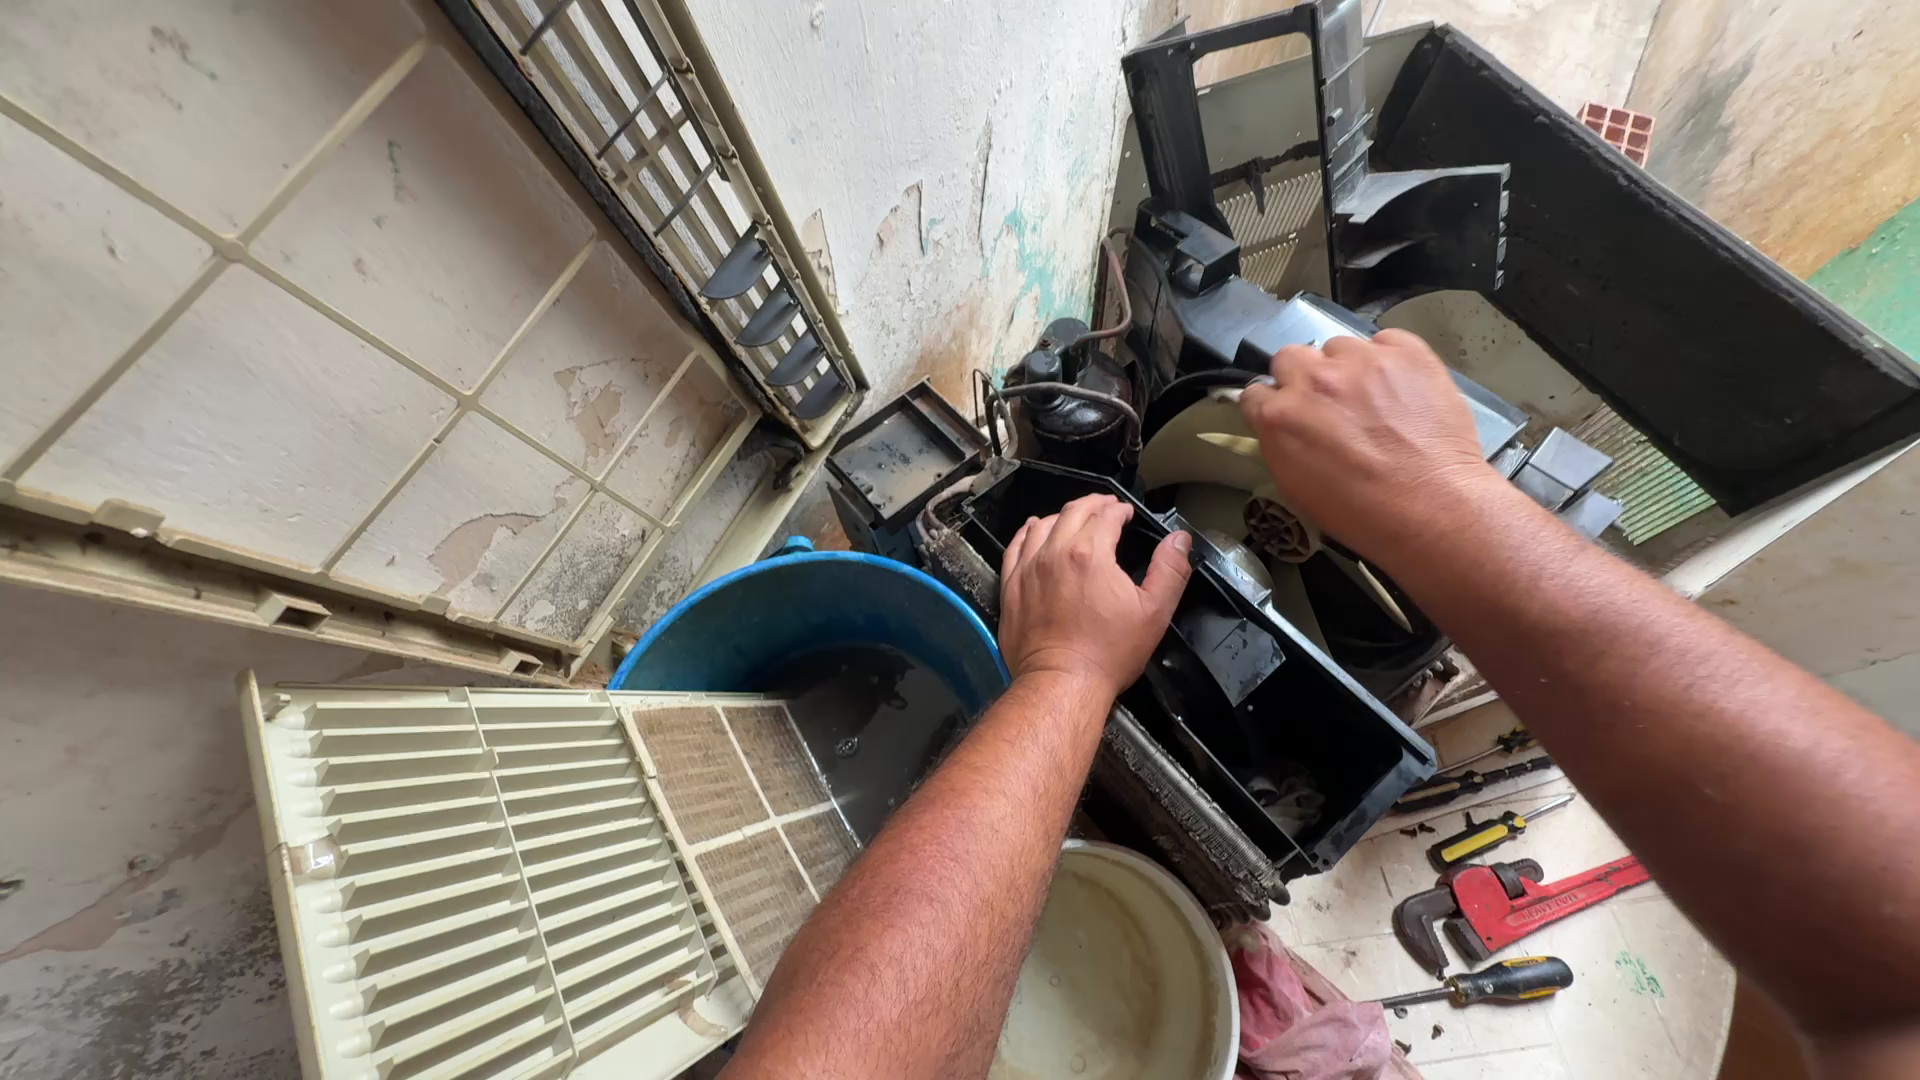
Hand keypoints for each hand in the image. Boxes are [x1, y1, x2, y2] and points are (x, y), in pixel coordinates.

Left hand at [997, 494, 1192, 699]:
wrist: (1061, 682)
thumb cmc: (1108, 652)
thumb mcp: (1153, 612)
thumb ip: (1170, 571)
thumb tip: (1179, 539)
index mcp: (1090, 553)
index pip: (1105, 515)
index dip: (1119, 509)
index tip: (1126, 514)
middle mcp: (1054, 553)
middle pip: (1072, 512)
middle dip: (1093, 504)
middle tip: (1105, 506)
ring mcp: (1028, 569)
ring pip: (1042, 525)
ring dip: (1062, 516)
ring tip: (1074, 518)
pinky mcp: (1011, 586)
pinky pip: (1015, 547)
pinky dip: (1027, 533)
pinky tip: (1034, 531)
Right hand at [1238, 329, 1501, 560]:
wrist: (1429, 506)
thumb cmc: (1361, 509)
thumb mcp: (1293, 484)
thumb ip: (1277, 441)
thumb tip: (1280, 424)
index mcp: (1278, 416)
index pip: (1255, 392)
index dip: (1271, 404)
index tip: (1285, 413)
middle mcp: (1314, 380)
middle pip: (1289, 356)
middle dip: (1300, 376)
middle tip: (1323, 402)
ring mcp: (1361, 362)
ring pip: (1338, 346)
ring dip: (1345, 367)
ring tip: (1369, 397)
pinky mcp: (1407, 354)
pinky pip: (1386, 339)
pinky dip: (1387, 358)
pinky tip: (1397, 386)